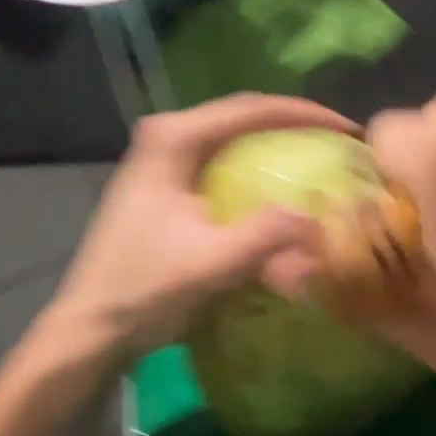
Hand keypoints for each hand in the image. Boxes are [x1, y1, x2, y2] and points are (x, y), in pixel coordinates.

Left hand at [45, 93, 358, 356]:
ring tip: (319, 154)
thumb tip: (320, 218)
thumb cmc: (143, 288)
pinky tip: (279, 182)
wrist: (89, 326)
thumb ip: (267, 236)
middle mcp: (166, 133)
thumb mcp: (210, 264)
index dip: (303, 113)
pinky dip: (255, 163)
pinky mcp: (164, 177)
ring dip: (275, 140)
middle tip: (339, 140)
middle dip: (293, 122)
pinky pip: (220, 156)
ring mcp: (162, 154)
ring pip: (231, 134)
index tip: (346, 128)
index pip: (249, 109)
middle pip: (241, 114)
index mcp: (173, 137)